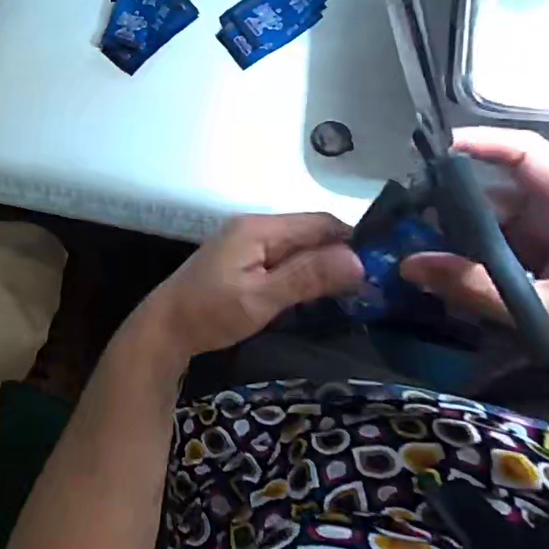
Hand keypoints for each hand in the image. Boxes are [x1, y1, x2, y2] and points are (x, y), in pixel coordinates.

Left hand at [139, 213, 364, 360]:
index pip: (319, 222)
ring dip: (323, 265)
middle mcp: (254, 227)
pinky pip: (283, 259)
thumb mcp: (261, 298)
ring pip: (298, 247)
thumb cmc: (210, 312)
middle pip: (309, 232)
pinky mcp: (242, 261)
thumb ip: (306, 277)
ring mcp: (246, 243)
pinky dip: (303, 272)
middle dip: (341, 254)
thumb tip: (358, 260)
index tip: (383, 265)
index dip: (352, 240)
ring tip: (356, 291)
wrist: (165, 327)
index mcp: (259, 228)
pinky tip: (320, 292)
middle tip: (375, 284)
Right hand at [400, 127, 548, 407]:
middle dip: (455, 203)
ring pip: (502, 227)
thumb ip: (479, 289)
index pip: (529, 155)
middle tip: (406, 220)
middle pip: (504, 193)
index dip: (480, 144)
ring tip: (417, 253)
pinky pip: (510, 255)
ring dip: (463, 239)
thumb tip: (409, 264)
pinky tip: (450, 279)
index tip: (429, 152)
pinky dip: (480, 264)